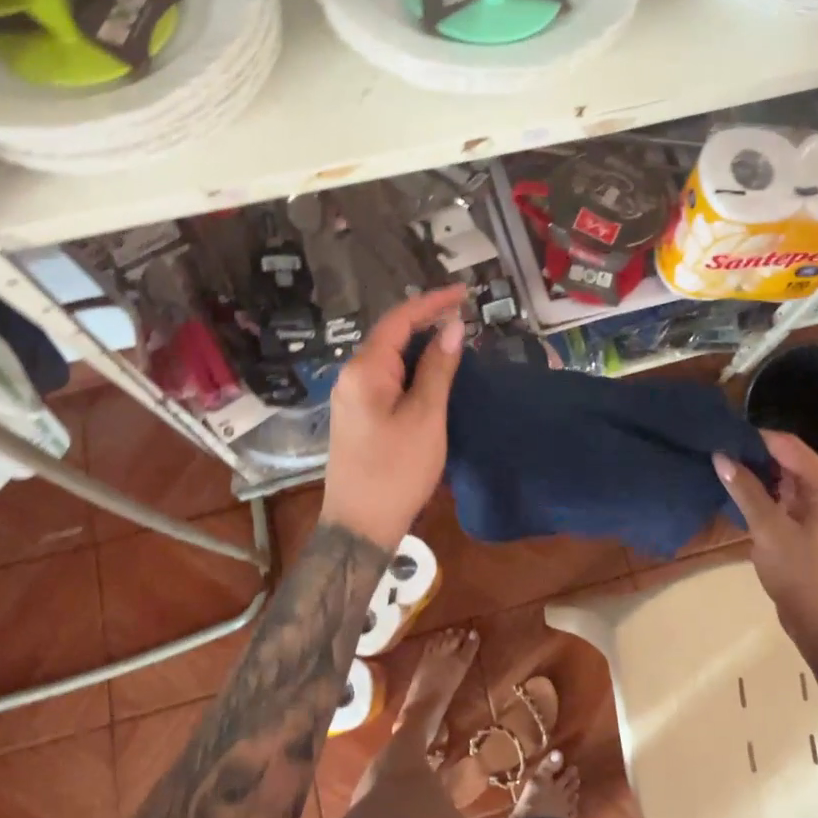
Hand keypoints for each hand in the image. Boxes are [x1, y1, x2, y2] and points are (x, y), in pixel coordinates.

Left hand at [320, 286, 467, 551]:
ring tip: (456, 340)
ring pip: (389, 358)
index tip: (465, 293)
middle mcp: (351, 376)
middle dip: (427, 321)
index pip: (400, 320)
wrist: (360, 524)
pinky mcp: (358, 415)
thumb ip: (438, 368)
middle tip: (465, 315)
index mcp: (365, 370)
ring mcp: (352, 396)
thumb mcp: (426, 417)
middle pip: (391, 335)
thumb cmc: (396, 470)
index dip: (432, 302)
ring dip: (421, 346)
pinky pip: (386, 378)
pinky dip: (412, 369)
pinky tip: (433, 373)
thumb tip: (453, 327)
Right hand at [714, 432, 817, 651]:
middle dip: (752, 455)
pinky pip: (782, 501)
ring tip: (718, 469)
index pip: (787, 445)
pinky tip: (734, 496)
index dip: (754, 437)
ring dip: (754, 476)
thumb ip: (745, 490)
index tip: (719, 434)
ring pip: (782, 481)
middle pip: (786, 460)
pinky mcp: (807, 530)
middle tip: (713, 451)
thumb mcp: (768, 530)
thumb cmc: (802, 575)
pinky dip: (760, 497)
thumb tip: (720, 455)